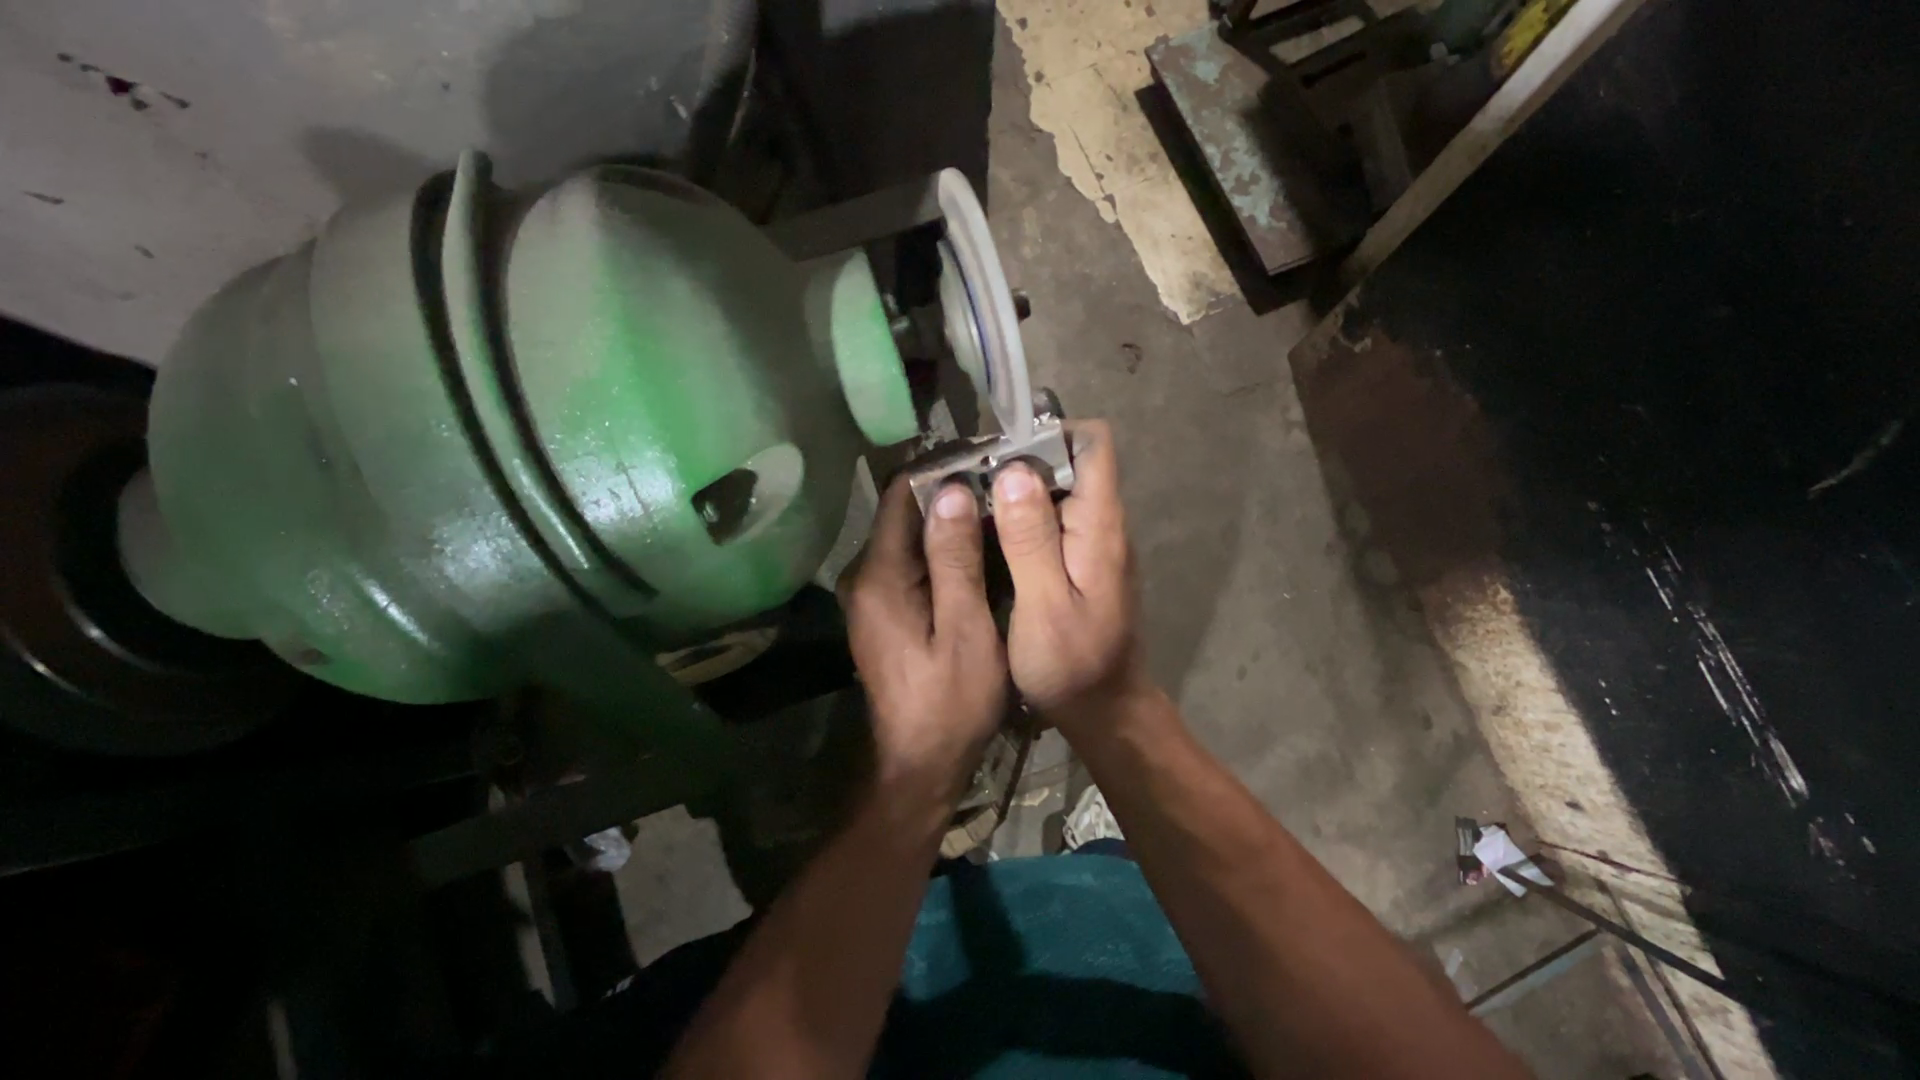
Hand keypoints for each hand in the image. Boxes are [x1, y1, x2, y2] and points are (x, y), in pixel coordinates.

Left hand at [839, 476, 1007, 790]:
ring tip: (1002, 509)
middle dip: (952, 494)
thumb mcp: (965, 630)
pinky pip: (911, 562)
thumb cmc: (950, 702)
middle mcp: (863, 576)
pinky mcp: (882, 610)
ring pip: (910, 536)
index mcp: (878, 576)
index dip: (946, 470)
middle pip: (905, 512)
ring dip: (951, 522)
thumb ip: (955, 560)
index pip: (902, 493)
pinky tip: (982, 550)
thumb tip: (952, 490)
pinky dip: (943, 550)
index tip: (992, 459)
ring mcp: (869, 595)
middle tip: (1007, 484)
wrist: (920, 763)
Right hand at [992, 420, 1144, 724]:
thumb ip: (1030, 539)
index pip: (1092, 444)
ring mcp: (1094, 546)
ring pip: (1058, 493)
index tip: (997, 450)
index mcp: (1100, 527)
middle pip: (1070, 463)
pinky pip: (1053, 522)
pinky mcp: (1082, 565)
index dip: (1048, 432)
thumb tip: (1013, 471)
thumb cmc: (1073, 667)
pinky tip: (986, 537)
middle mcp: (1104, 526)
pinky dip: (1020, 518)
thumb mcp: (1045, 605)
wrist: (1106, 713)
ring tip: (967, 502)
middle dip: (1020, 460)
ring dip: (1016, 490)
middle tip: (967, 479)